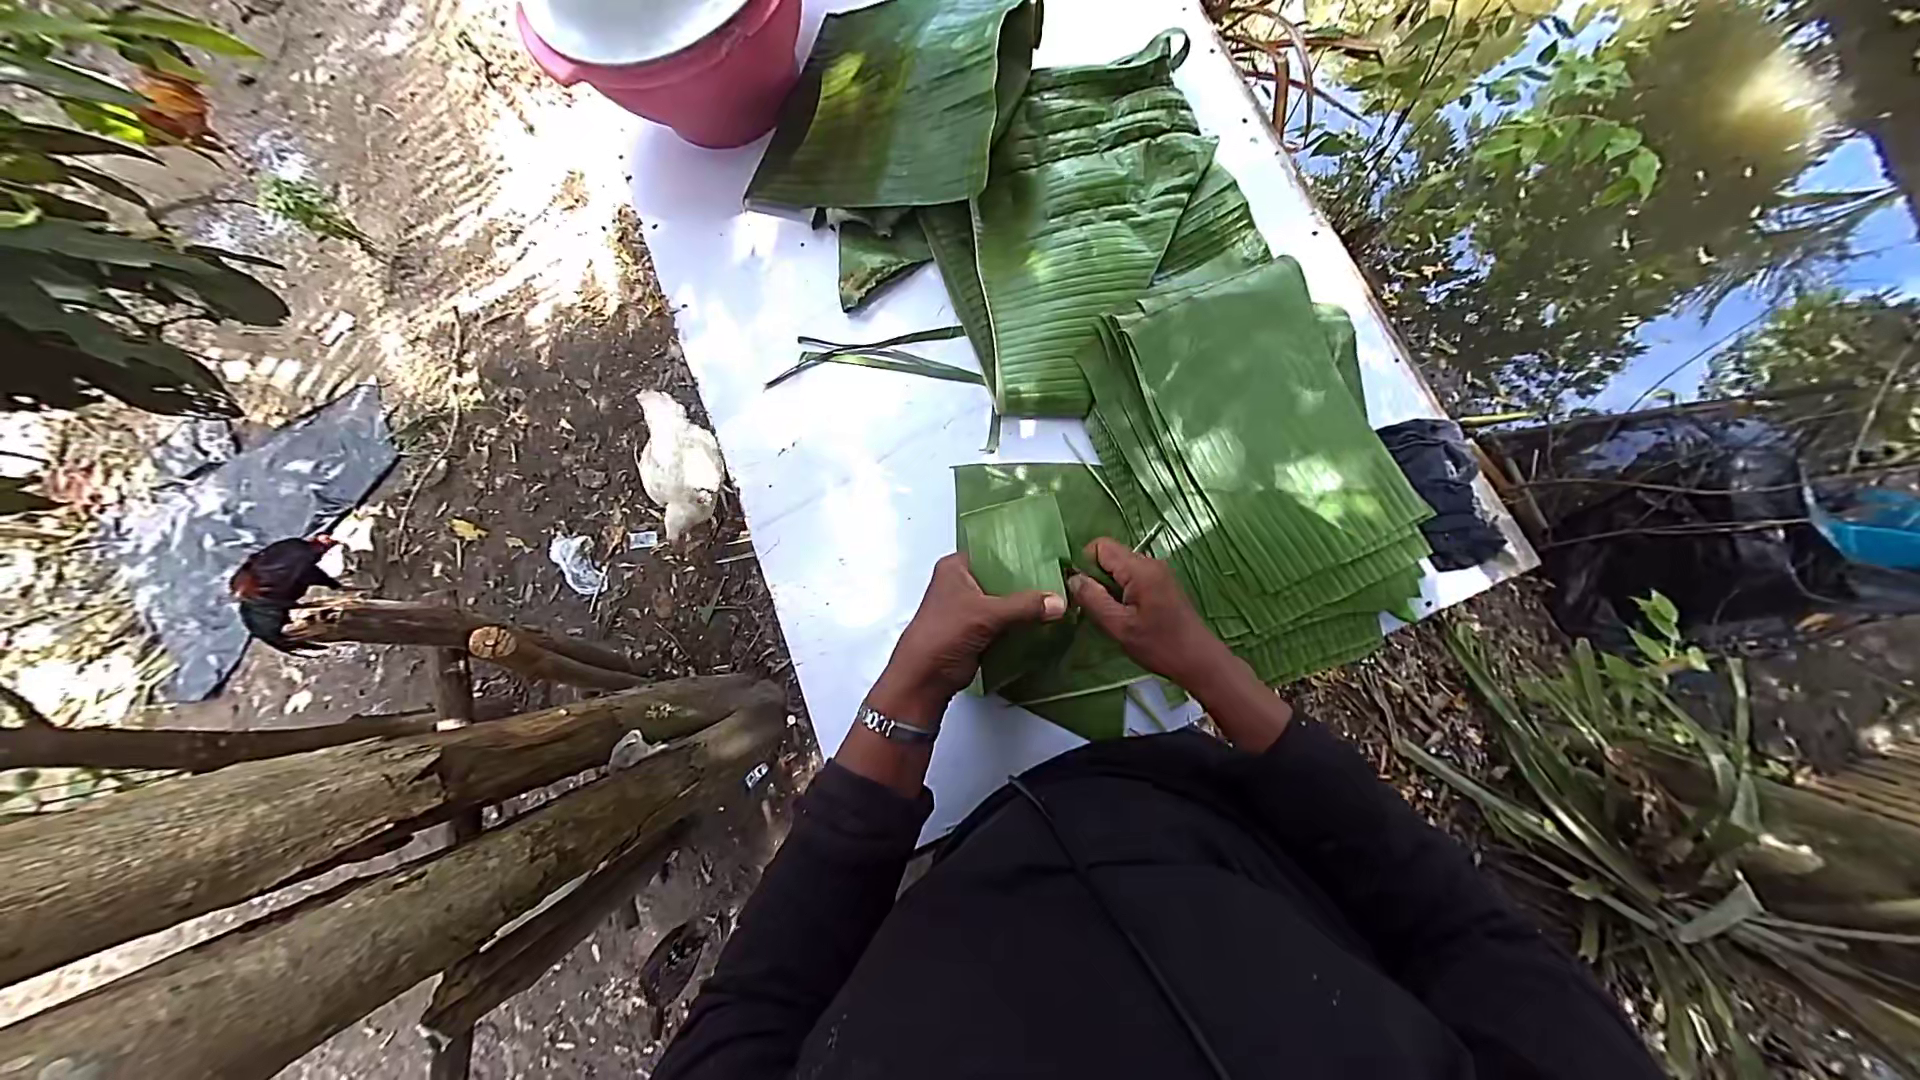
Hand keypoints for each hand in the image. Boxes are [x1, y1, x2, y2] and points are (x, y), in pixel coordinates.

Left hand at [867, 553, 1066, 722]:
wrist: (925, 679)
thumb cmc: (943, 635)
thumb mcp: (986, 614)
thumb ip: (1024, 606)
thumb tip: (1058, 602)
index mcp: (955, 568)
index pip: (993, 551)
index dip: (1020, 552)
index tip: (1049, 554)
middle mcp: (961, 583)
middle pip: (1002, 577)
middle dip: (1027, 581)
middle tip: (1058, 578)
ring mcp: (968, 608)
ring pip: (1004, 600)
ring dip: (1025, 604)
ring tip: (1056, 598)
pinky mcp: (976, 630)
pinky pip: (1005, 621)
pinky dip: (1020, 623)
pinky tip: (1043, 621)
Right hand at [1067, 538, 1236, 690]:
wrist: (1199, 660)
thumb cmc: (1159, 645)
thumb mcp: (1118, 625)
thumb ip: (1092, 598)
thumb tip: (1072, 578)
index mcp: (1140, 569)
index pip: (1100, 546)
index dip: (1085, 564)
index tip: (1085, 592)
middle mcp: (1150, 563)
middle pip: (1110, 555)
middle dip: (1096, 577)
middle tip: (1097, 607)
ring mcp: (1158, 572)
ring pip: (1119, 567)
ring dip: (1108, 586)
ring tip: (1112, 613)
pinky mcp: (1161, 583)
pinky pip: (1132, 576)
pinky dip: (1121, 590)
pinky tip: (1126, 614)